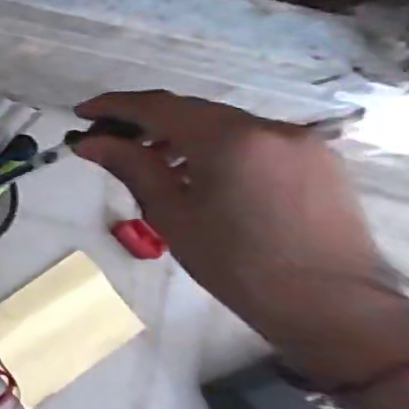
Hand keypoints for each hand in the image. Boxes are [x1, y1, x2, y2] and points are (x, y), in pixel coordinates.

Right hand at [73, 90, 408, 385]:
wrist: (329, 303)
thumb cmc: (234, 261)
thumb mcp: (169, 213)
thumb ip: (130, 167)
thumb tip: (89, 142)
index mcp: (230, 139)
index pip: (159, 106)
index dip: (114, 105)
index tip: (79, 113)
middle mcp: (270, 128)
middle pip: (192, 111)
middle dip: (144, 120)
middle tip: (105, 139)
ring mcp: (300, 143)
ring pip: (223, 125)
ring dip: (178, 135)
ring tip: (146, 160)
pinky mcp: (317, 161)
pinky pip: (252, 141)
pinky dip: (213, 147)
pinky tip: (194, 174)